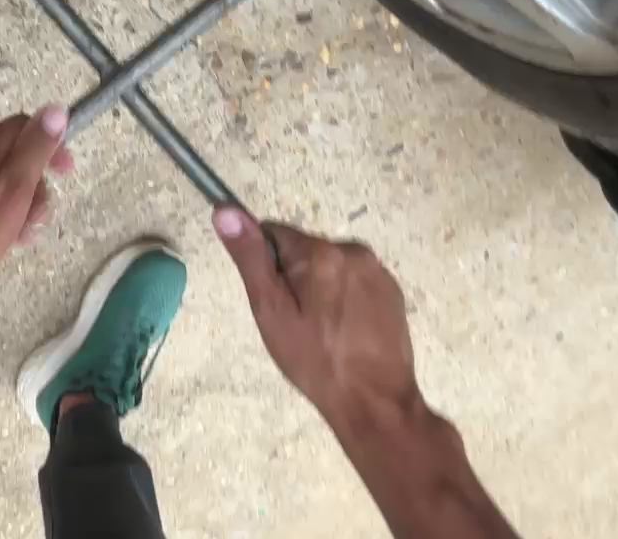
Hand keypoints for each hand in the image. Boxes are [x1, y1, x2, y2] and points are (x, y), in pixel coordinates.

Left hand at [0, 107, 72, 307]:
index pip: (23, 126)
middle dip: (31, 183)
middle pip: (7, 154)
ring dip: (13, 202)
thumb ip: (34, 151)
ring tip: (17, 237)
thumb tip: (55, 110)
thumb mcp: (13, 193)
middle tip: (36, 220)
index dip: (50, 145)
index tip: (66, 174)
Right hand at [212, 206, 421, 431]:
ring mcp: (377, 271)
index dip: (267, 266)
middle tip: (296, 320)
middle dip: (293, 277)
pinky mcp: (393, 290)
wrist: (376, 405)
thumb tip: (225, 211)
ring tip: (321, 329)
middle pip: (302, 250)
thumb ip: (249, 257)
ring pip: (328, 265)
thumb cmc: (314, 359)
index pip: (273, 234)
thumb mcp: (270, 310)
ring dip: (319, 287)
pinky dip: (343, 297)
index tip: (275, 300)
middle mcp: (352, 250)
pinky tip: (344, 330)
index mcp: (319, 252)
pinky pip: (352, 280)